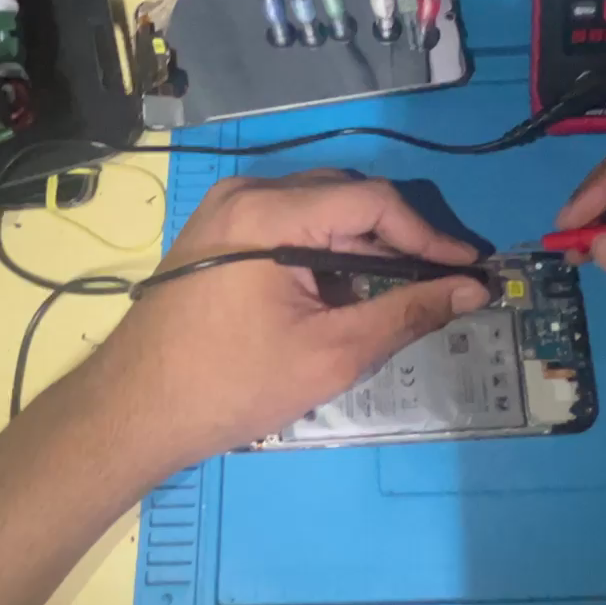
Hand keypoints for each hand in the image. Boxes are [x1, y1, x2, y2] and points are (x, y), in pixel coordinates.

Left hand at [88, 171, 490, 465]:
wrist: (131, 413)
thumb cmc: (231, 387)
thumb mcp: (331, 354)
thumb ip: (407, 312)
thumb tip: (474, 289)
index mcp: (270, 213)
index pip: (372, 202)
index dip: (428, 235)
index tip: (469, 267)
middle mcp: (248, 192)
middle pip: (346, 197)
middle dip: (397, 239)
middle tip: (438, 281)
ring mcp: (228, 207)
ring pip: (320, 209)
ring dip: (363, 246)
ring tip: (397, 290)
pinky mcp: (220, 228)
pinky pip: (291, 222)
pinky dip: (326, 250)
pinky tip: (343, 289)